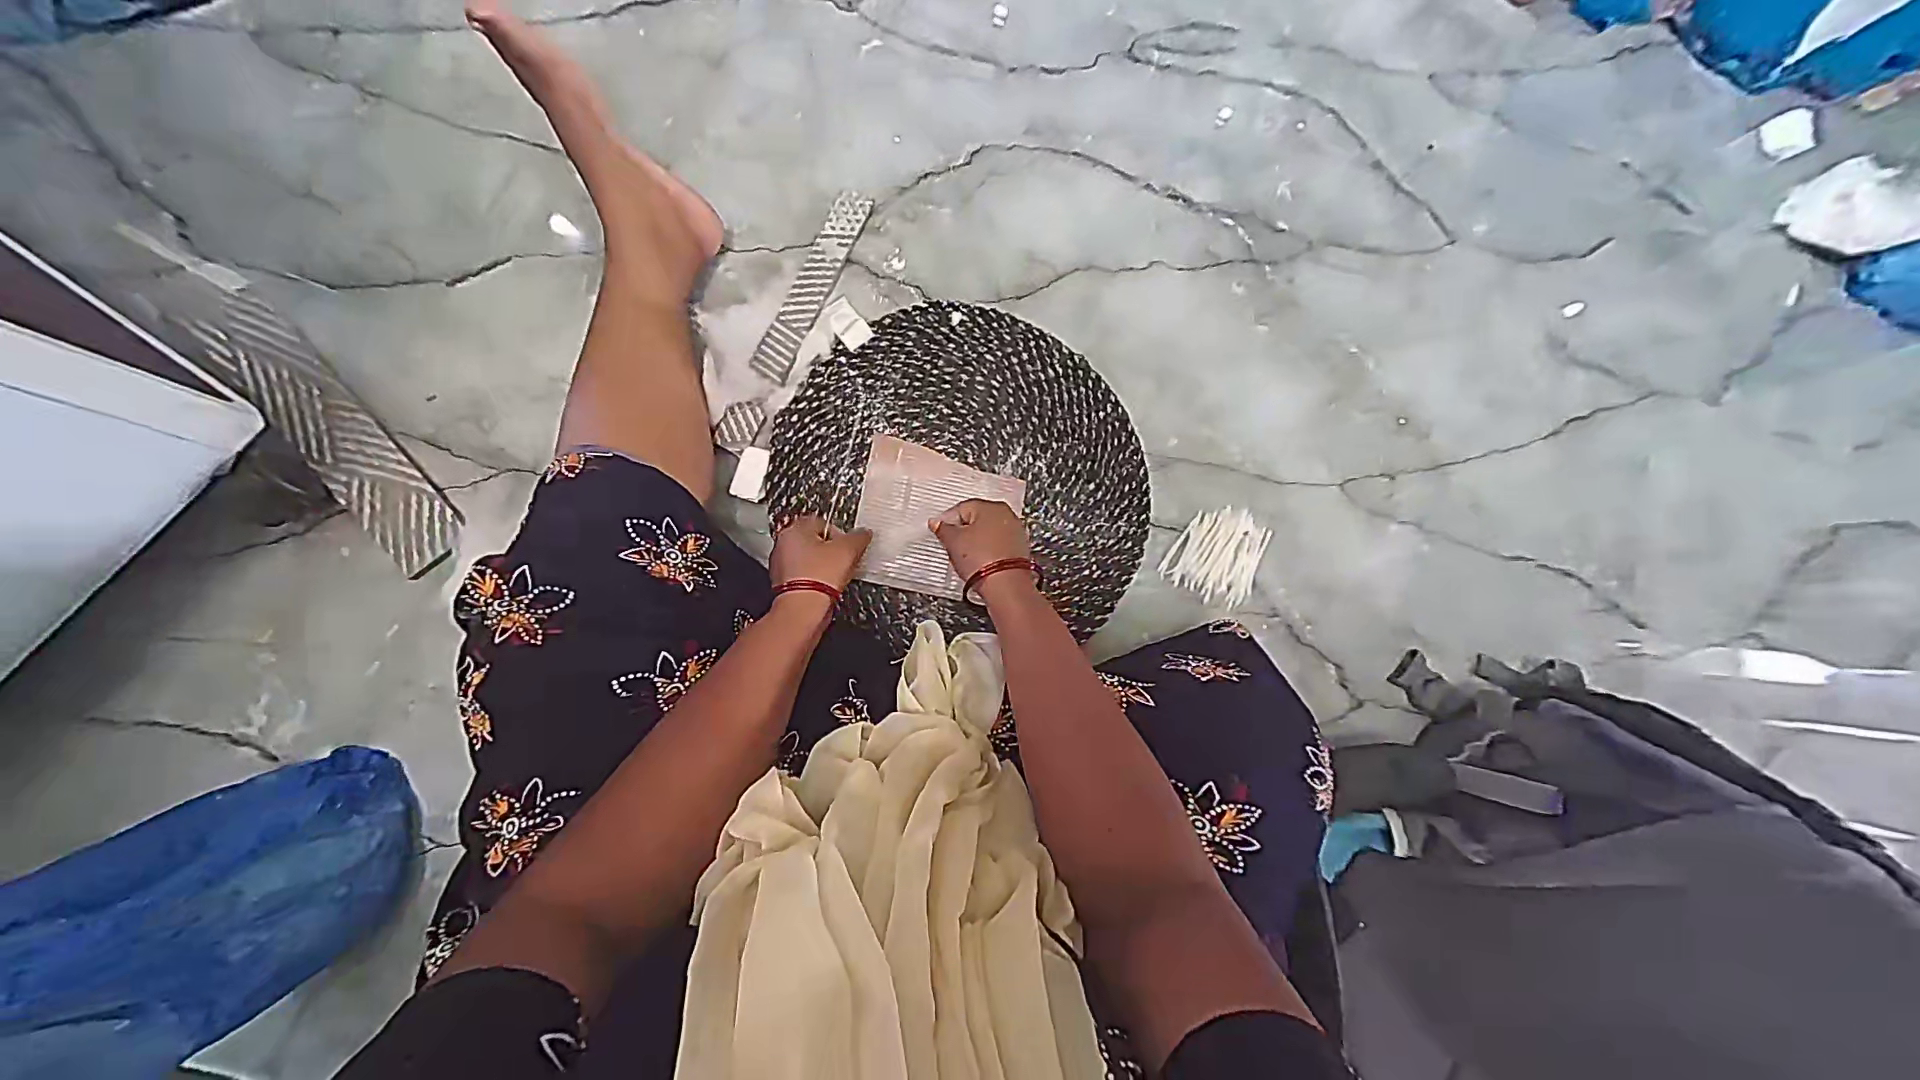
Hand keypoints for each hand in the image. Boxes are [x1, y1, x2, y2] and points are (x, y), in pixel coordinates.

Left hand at [770, 514, 871, 591]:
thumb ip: (859, 537)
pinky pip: (805, 577)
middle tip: (844, 560)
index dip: (839, 533)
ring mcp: (781, 566)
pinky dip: (816, 580)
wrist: (804, 609)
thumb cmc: (818, 578)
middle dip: (831, 550)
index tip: (849, 544)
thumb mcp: (848, 550)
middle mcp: (783, 545)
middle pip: (814, 541)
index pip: (821, 521)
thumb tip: (864, 533)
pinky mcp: (784, 585)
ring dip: (824, 566)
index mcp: (795, 530)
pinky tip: (826, 587)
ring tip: (835, 576)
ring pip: (809, 560)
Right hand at [929, 499, 1030, 583]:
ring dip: (976, 544)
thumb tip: (937, 523)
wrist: (1005, 586)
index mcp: (991, 506)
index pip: (962, 508)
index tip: (940, 531)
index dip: (947, 521)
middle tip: (952, 546)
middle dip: (963, 532)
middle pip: (977, 520)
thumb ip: (942, 528)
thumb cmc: (983, 560)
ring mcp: (1016, 534)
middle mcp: (1007, 516)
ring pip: (988, 535)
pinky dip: (988, 553)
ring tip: (967, 558)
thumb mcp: (953, 541)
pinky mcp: (1019, 552)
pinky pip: (997, 548)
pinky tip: (980, 564)